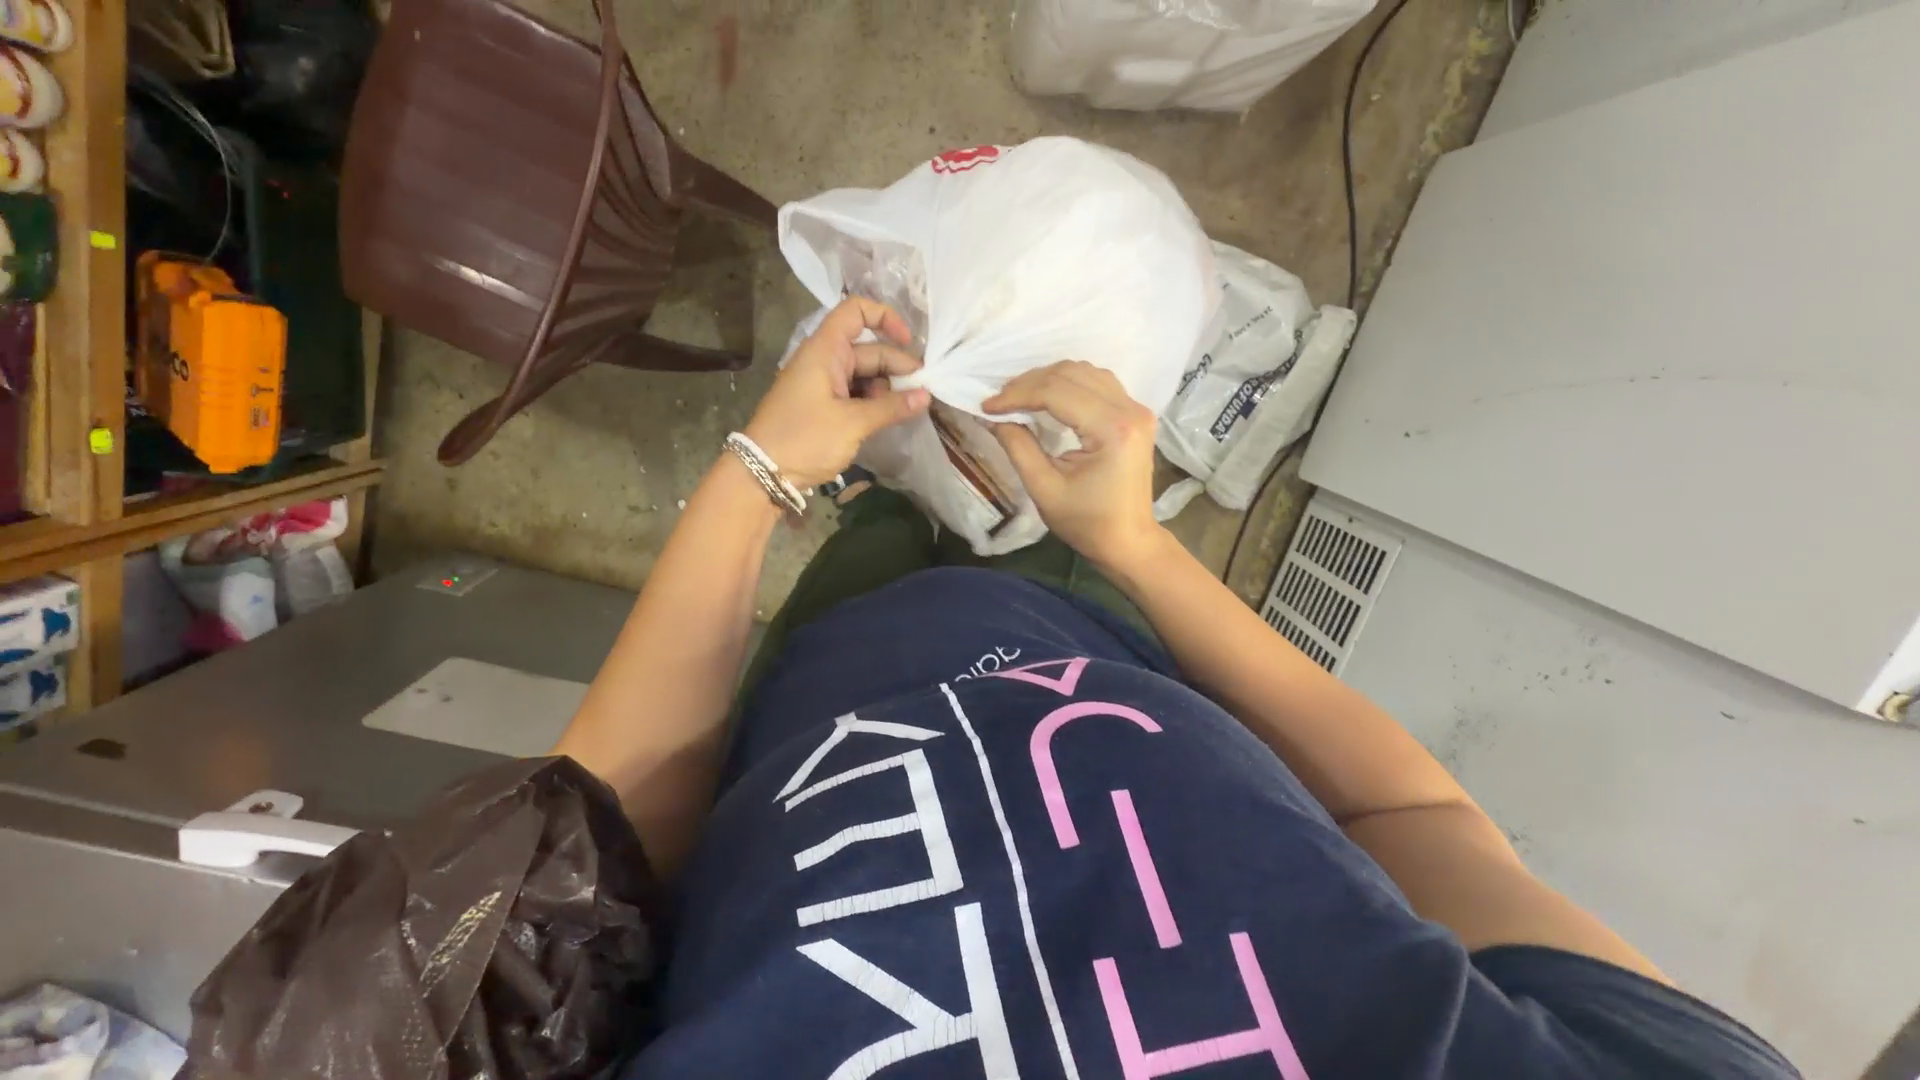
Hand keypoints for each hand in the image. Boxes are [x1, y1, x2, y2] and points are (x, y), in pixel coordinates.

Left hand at [742, 297, 931, 488]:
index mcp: (825, 350)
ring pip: (865, 375)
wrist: (762, 473)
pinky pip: (855, 394)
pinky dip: (874, 402)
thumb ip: (891, 407)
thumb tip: (926, 396)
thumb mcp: (853, 423)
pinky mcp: (823, 406)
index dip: (885, 318)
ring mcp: (823, 383)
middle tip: (924, 392)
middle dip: (897, 367)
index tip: (908, 343)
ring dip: (888, 389)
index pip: (856, 311)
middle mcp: (824, 360)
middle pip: (869, 349)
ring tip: (909, 409)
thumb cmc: (805, 439)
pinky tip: (891, 417)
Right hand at [983, 360, 1168, 570]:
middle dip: (1030, 383)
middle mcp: (1130, 410)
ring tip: (1019, 398)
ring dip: (1048, 379)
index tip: (987, 407)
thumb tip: (994, 417)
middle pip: (1071, 373)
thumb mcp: (1044, 489)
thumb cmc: (1086, 523)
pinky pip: (1098, 382)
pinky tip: (1047, 399)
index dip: (1017, 395)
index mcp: (1112, 429)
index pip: (1057, 392)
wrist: (1128, 541)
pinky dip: (1068, 384)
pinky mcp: (1135, 414)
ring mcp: (1137, 409)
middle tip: (1000, 402)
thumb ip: (1018, 447)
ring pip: (1085, 371)